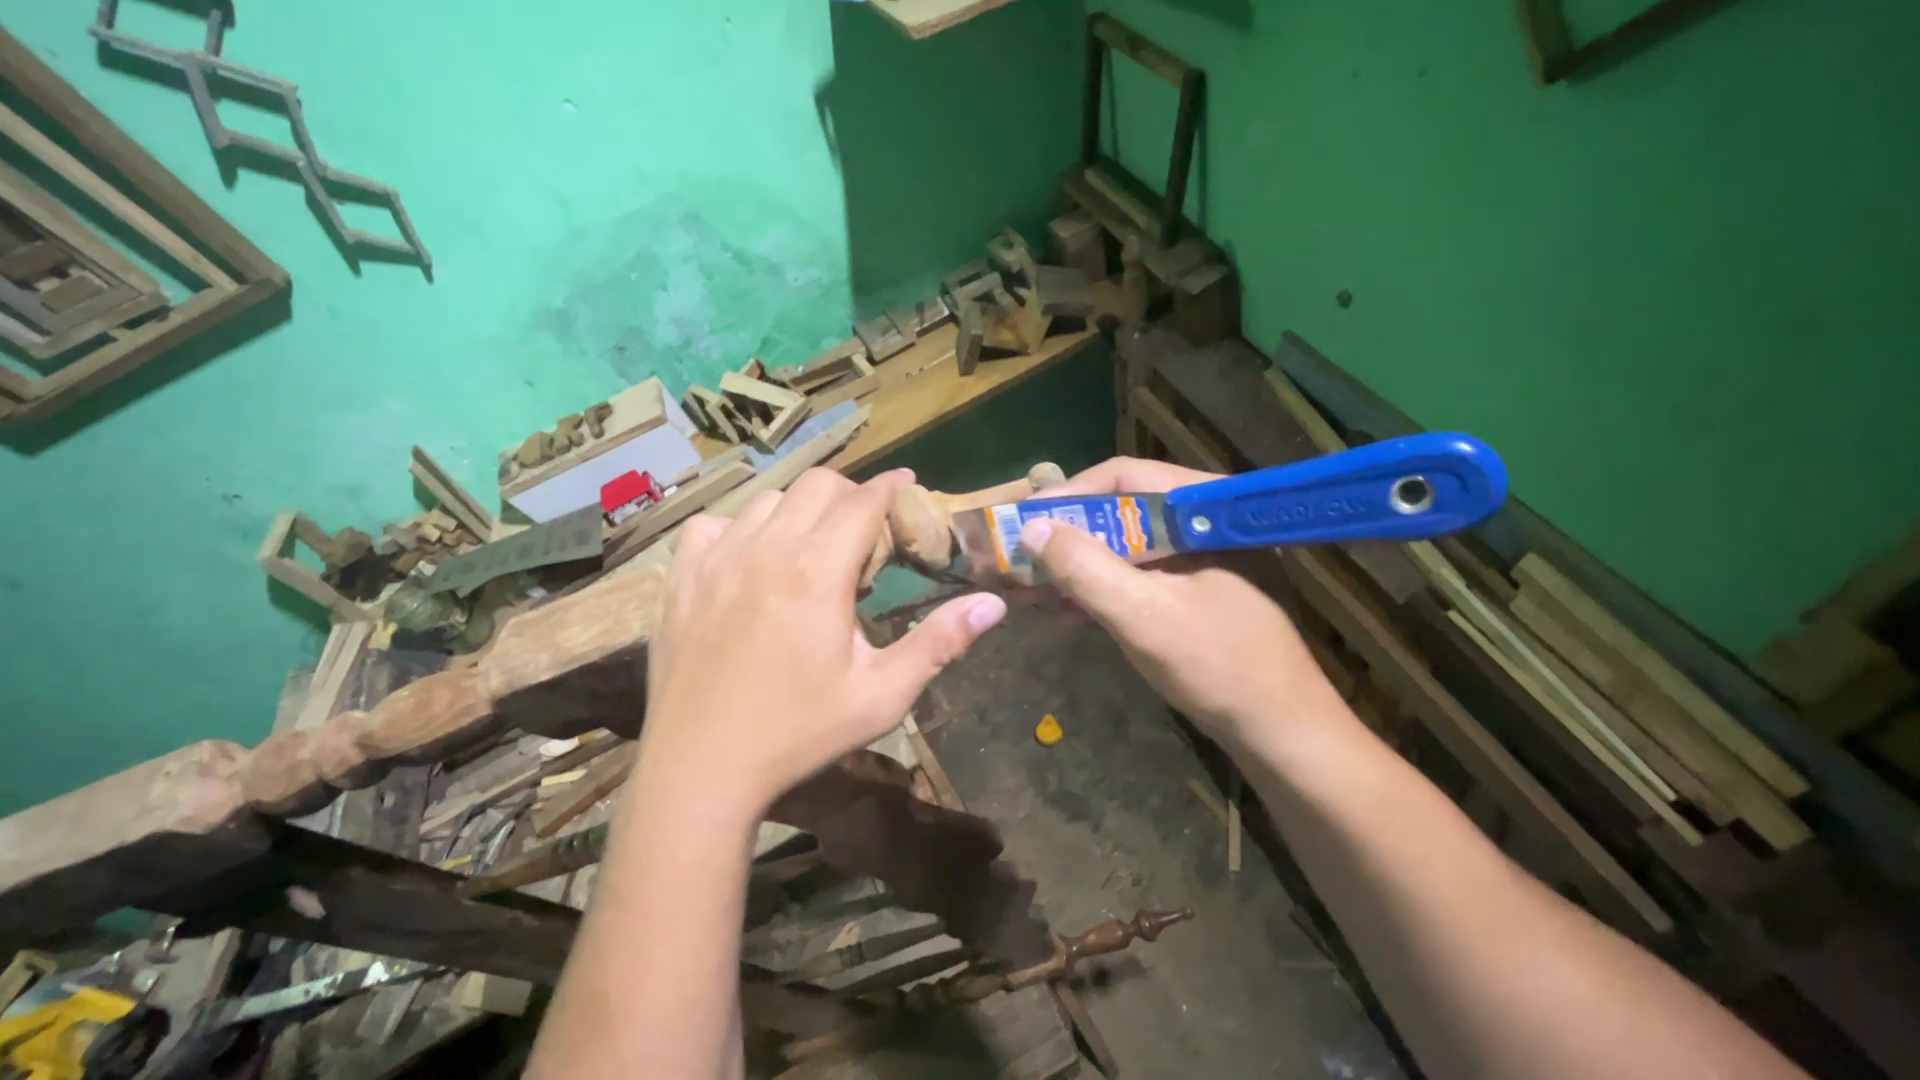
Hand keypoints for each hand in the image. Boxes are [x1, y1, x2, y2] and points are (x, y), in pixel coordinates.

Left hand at [641, 467, 1007, 817]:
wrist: (701, 767)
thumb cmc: (798, 733)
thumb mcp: (881, 696)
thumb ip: (938, 643)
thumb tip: (993, 604)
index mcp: (818, 571)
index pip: (863, 500)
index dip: (892, 486)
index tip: (908, 485)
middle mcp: (766, 548)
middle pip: (816, 485)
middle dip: (850, 495)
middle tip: (864, 531)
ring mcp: (716, 558)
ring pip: (766, 500)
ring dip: (798, 511)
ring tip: (808, 549)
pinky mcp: (680, 577)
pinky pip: (711, 525)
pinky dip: (738, 529)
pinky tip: (747, 562)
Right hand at [1021, 457, 1341, 748]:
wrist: (1282, 731)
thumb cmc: (1218, 667)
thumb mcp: (1142, 615)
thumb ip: (1085, 568)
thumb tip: (1031, 528)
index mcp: (1208, 508)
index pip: (1125, 477)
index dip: (1067, 495)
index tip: (1022, 521)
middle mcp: (1208, 520)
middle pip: (1123, 507)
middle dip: (1068, 533)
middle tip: (1020, 554)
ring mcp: (1206, 555)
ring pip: (1128, 542)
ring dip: (1080, 563)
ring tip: (1034, 585)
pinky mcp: (1201, 589)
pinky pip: (1141, 573)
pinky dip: (1103, 587)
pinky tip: (1069, 609)